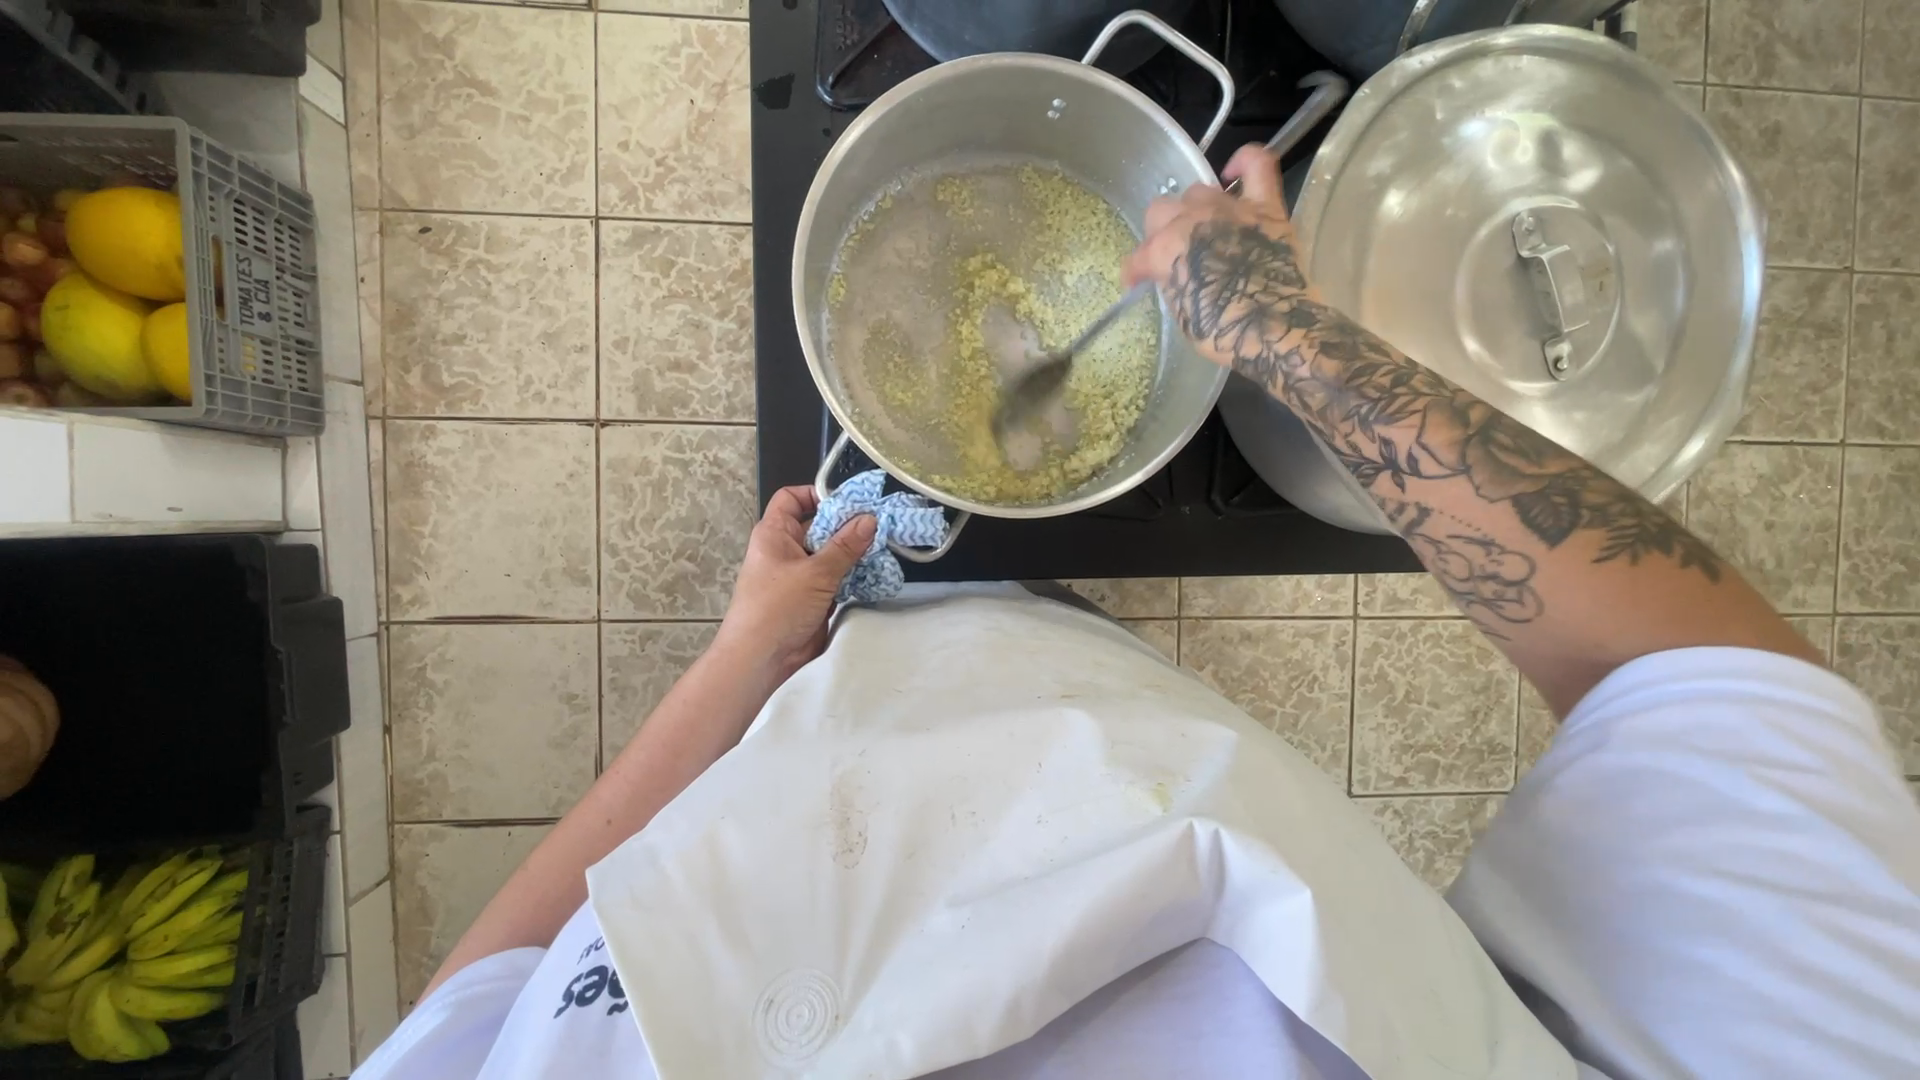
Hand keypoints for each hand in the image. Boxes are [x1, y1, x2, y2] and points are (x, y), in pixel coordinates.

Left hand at [715, 486, 875, 683]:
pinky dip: (853, 574)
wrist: (763, 659)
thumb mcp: (815, 573)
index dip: (817, 494)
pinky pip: (836, 577)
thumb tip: (868, 519)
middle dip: (846, 524)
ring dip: (853, 551)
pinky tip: (876, 571)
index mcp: (774, 534)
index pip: (792, 498)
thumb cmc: (777, 609)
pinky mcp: (813, 597)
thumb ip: (845, 546)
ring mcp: (800, 575)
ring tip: (883, 546)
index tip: (848, 500)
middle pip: (818, 525)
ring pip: (831, 553)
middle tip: (878, 523)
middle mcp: (786, 550)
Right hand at [1122, 144, 1316, 369]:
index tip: (1137, 284)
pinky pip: (1257, 164)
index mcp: (1164, 250)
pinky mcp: (1265, 206)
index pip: (1137, 257)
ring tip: (1200, 230)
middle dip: (1159, 233)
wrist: (1274, 328)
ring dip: (1192, 210)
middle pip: (1160, 211)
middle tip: (1170, 255)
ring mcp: (1229, 208)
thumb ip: (1169, 281)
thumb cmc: (1221, 331)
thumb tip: (1168, 273)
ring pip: (1196, 191)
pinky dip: (1244, 162)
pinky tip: (1233, 174)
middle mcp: (1191, 219)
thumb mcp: (1180, 313)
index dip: (1135, 272)